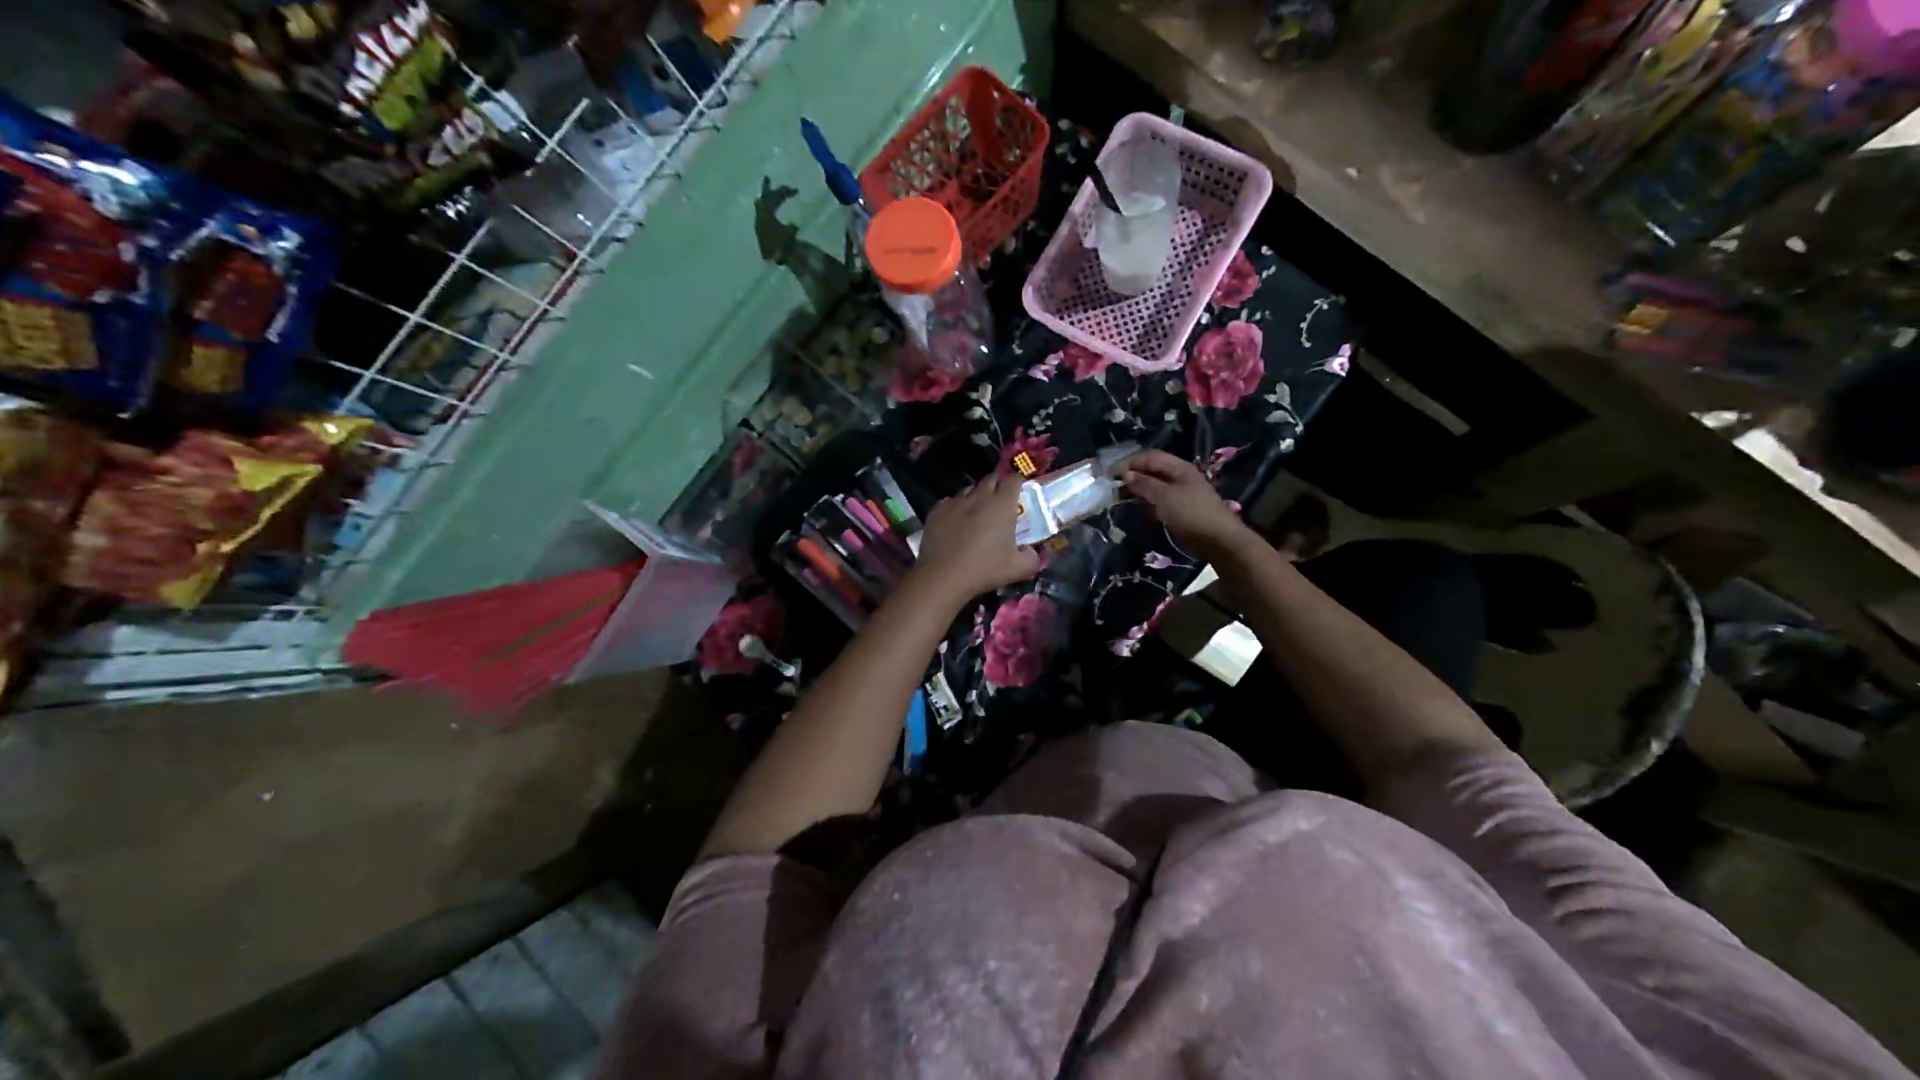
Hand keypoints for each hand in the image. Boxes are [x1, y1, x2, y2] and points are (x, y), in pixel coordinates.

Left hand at [909, 475, 1041, 604]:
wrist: (943, 576)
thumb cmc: (984, 569)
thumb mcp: (1019, 569)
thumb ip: (1032, 557)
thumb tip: (1030, 550)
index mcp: (1001, 505)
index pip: (1013, 479)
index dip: (1018, 482)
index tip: (1020, 491)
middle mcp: (978, 497)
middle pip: (990, 479)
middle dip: (998, 485)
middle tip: (1000, 501)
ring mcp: (955, 502)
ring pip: (969, 489)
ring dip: (976, 495)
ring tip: (977, 511)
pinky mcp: (936, 511)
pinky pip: (950, 501)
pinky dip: (956, 507)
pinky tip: (956, 521)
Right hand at [1121, 450, 1251, 555]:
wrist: (1217, 538)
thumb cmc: (1191, 512)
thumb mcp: (1165, 496)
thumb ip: (1144, 484)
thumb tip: (1125, 474)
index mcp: (1179, 467)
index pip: (1150, 457)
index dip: (1131, 462)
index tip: (1112, 473)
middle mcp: (1179, 476)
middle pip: (1152, 470)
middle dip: (1133, 475)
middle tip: (1114, 486)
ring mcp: (1180, 492)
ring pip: (1154, 486)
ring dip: (1139, 490)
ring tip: (1121, 497)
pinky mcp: (1179, 508)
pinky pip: (1159, 500)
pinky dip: (1147, 502)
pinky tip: (1138, 508)